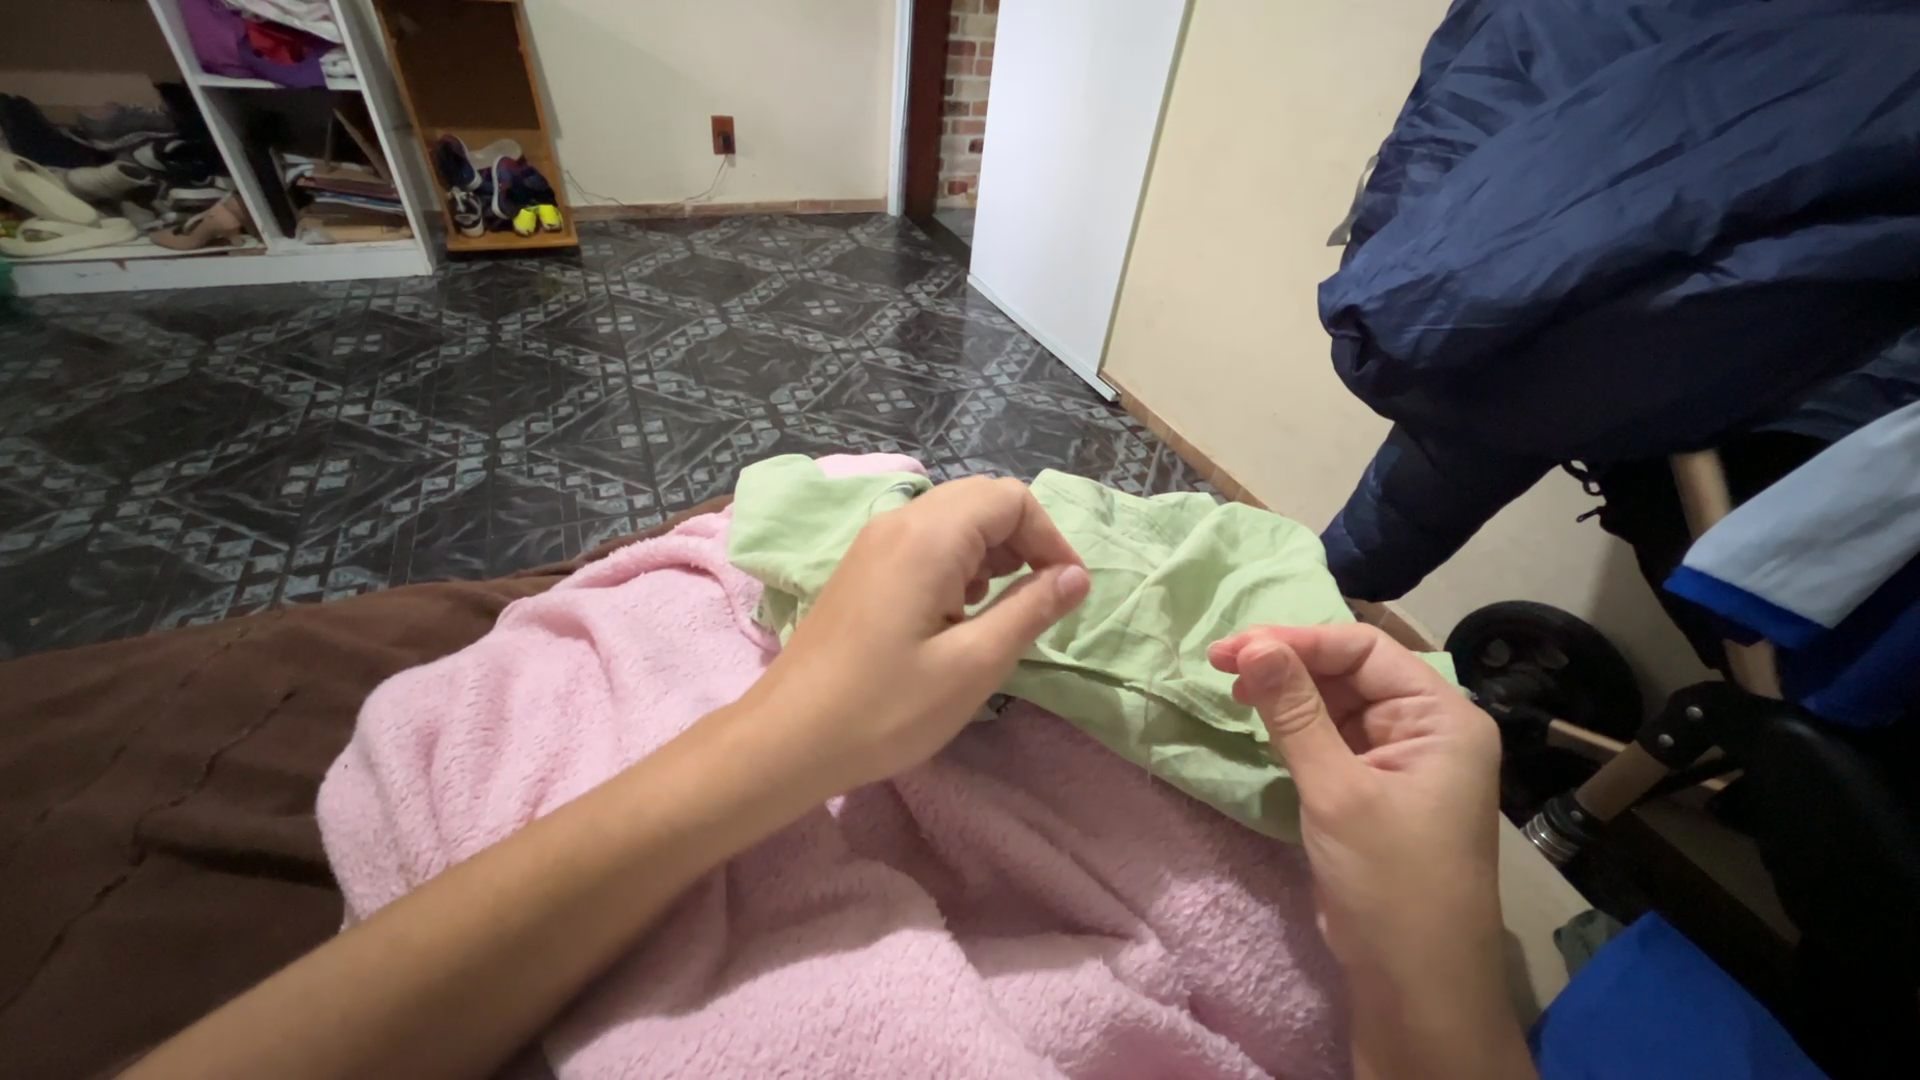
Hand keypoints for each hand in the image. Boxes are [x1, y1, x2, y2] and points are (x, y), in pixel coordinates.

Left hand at [738, 475, 1090, 793]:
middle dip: (1024, 539)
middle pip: (981, 499)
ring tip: (1001, 607)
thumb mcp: (974, 665)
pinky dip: (958, 561)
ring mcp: (875, 542)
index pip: (1011, 498)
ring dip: (991, 550)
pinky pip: (925, 540)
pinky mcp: (863, 566)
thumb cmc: (886, 708)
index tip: (1066, 590)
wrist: (789, 737)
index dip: (1050, 537)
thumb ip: (1030, 610)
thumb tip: (1076, 576)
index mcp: (928, 536)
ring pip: (953, 518)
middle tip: (1038, 596)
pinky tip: (958, 611)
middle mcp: (899, 521)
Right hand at [1209, 623, 1525, 1079]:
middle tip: (1221, 663)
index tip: (1234, 648)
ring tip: (1232, 687)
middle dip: (1285, 663)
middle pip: (1347, 670)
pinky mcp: (1369, 783)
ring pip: (1332, 700)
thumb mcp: (1337, 789)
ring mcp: (1396, 756)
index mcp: (1441, 717)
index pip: (1363, 650)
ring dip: (1283, 691)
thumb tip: (1252, 644)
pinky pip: (1326, 734)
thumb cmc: (1389, 880)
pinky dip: (1290, 722)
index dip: (1297, 640)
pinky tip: (1257, 717)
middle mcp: (1424, 727)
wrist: (1414, 984)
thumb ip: (1293, 711)